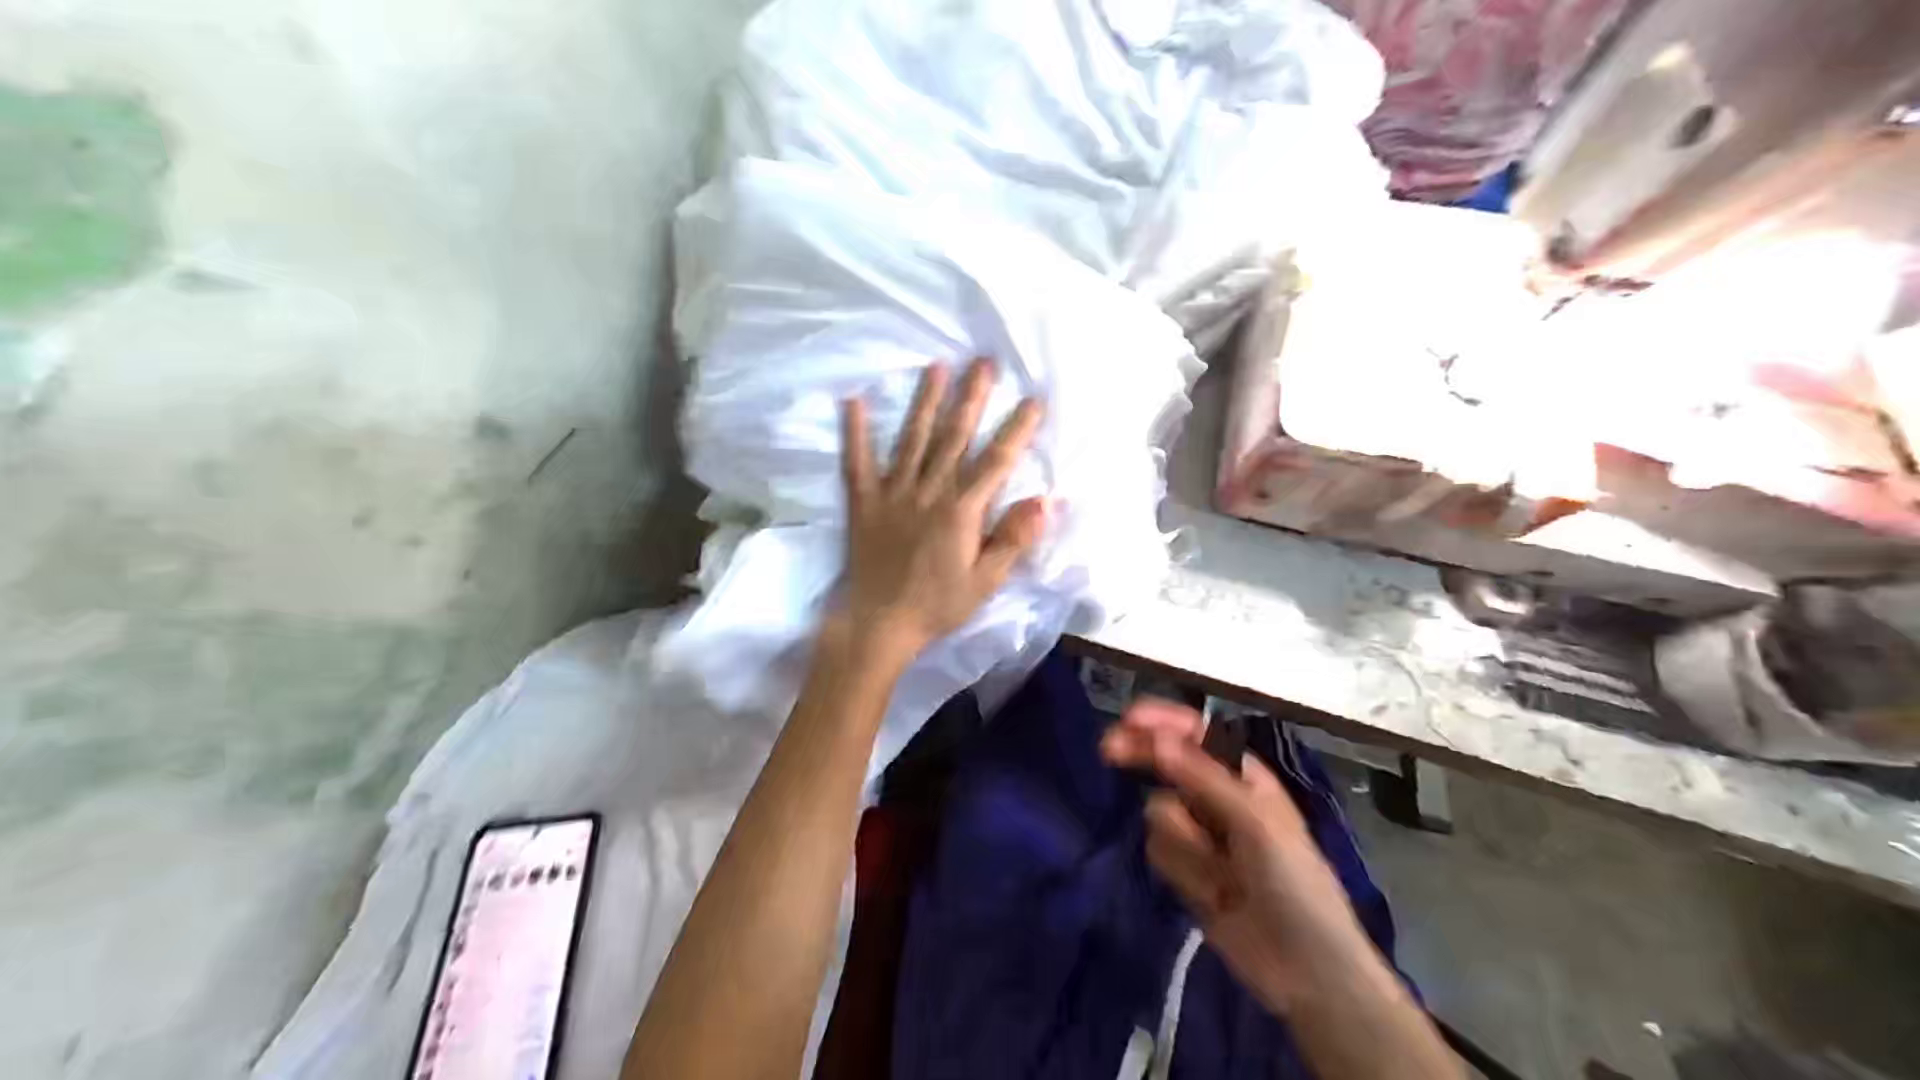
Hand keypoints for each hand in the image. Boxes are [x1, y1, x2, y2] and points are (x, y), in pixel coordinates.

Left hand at [835, 358, 1046, 662]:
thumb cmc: (937, 605)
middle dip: (971, 397)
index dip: (1016, 429)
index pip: (995, 461)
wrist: (879, 623)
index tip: (1033, 399)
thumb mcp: (985, 582)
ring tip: (937, 366)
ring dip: (925, 401)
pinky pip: (857, 461)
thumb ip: (1013, 539)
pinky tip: (853, 399)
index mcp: (961, 511)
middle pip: (953, 437)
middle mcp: (927, 492)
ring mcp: (892, 493)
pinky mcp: (864, 502)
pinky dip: (855, 431)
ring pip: (912, 439)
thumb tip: (1046, 500)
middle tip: (983, 361)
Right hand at [1100, 700, 1381, 1016]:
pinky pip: (1159, 850)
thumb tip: (1156, 738)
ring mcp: (1199, 835)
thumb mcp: (1256, 824)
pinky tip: (1213, 895)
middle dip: (1141, 757)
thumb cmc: (1295, 885)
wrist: (1305, 972)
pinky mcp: (1185, 870)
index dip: (1162, 721)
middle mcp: (1216, 797)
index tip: (1128, 718)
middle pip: (1166, 763)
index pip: (1196, 734)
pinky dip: (1181, 870)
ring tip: (1222, 877)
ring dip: (1184, 843)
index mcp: (1244, 776)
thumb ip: (1202, 778)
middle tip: (1108, 750)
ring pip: (1159, 812)